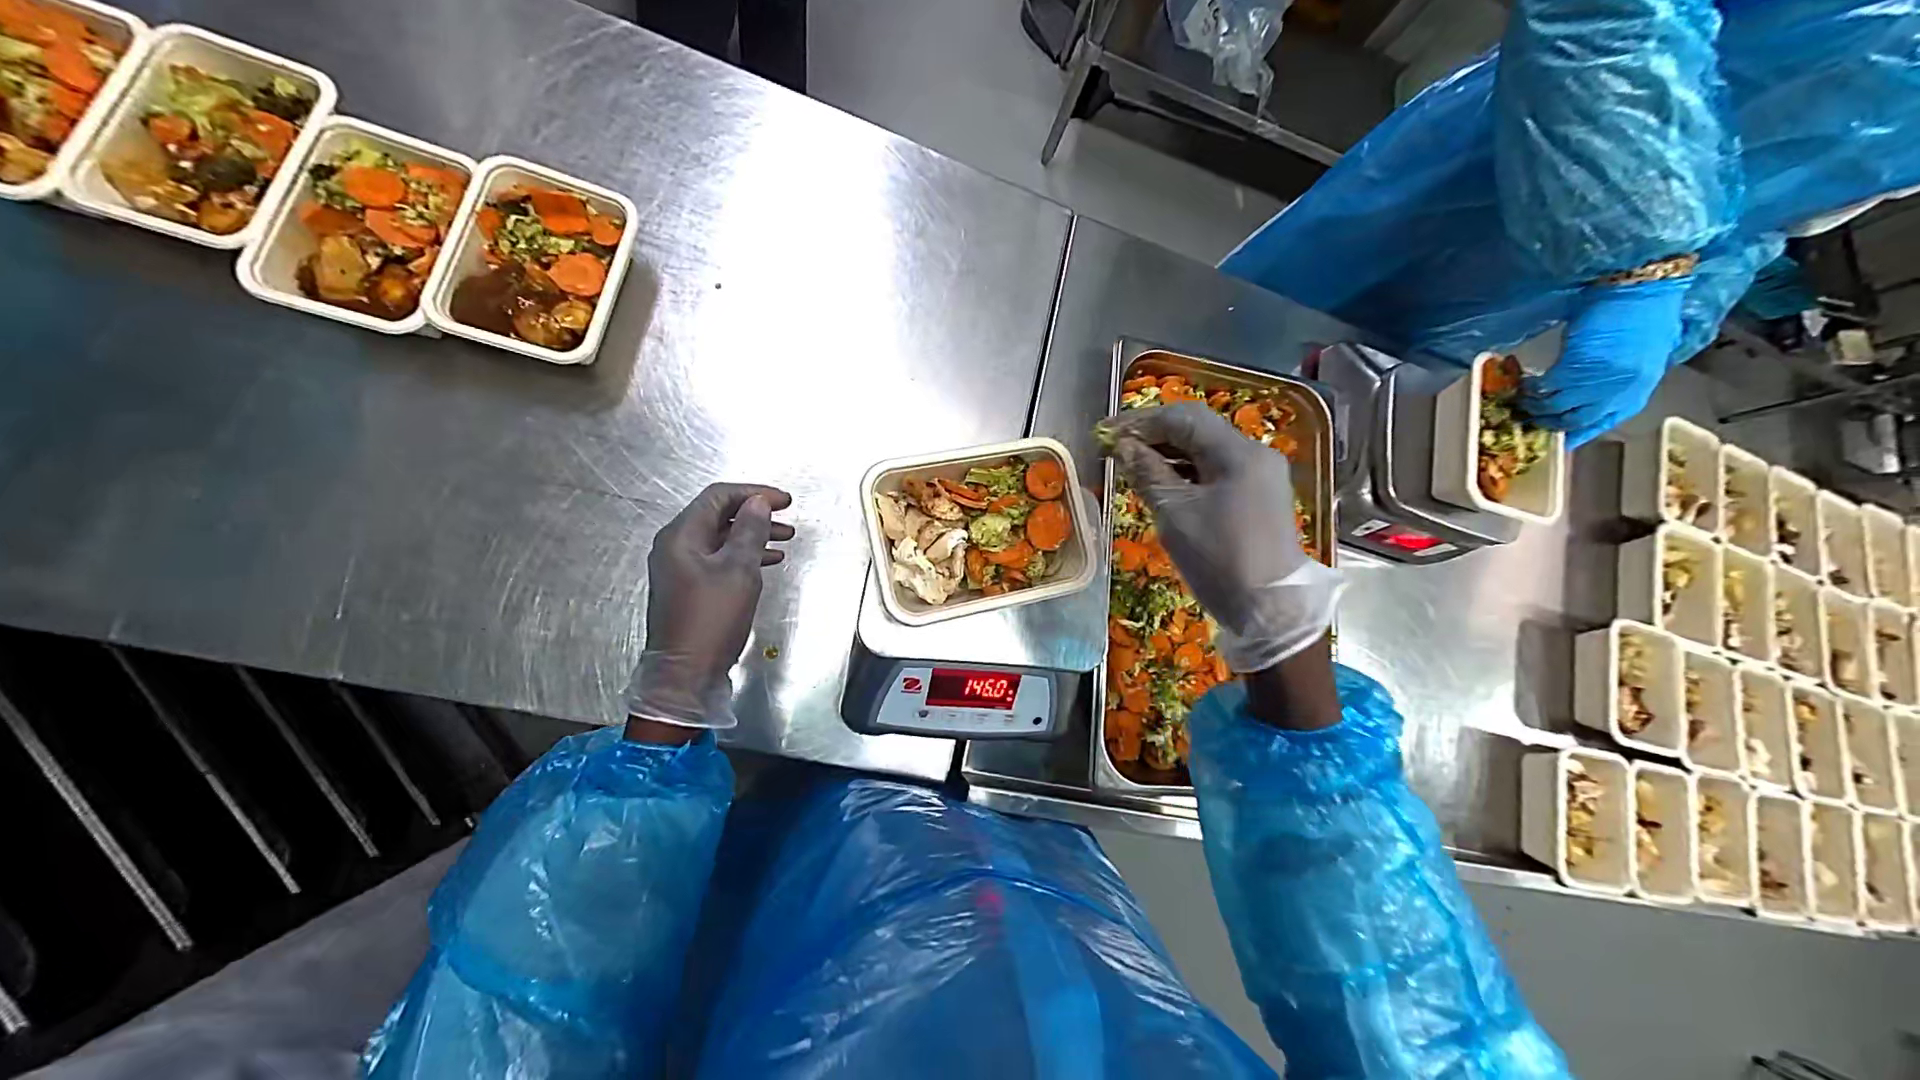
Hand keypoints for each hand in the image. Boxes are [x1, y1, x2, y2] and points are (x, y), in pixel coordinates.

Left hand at [623, 484, 793, 736]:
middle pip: (718, 515)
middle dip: (755, 513)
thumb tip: (757, 503)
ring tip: (785, 539)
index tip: (786, 501)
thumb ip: (750, 532)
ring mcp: (680, 568)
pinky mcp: (689, 587)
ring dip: (753, 535)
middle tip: (787, 517)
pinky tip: (768, 561)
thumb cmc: (712, 619)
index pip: (718, 497)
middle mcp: (676, 547)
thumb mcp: (739, 571)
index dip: (754, 493)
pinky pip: (719, 559)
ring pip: (721, 538)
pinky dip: (744, 555)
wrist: (685, 675)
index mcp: (681, 536)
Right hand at [1105, 402, 1341, 673]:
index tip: (1105, 433)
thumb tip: (1123, 446)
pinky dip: (1183, 473)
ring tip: (1129, 464)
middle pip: (1197, 431)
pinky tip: (1158, 481)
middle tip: (1113, 446)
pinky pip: (1213, 473)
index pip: (1184, 419)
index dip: (1140, 422)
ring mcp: (1258, 477)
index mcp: (1239, 454)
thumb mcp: (1175, 514)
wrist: (1270, 610)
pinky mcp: (1255, 498)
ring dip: (1166, 453)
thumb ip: (1147, 472)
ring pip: (1205, 452)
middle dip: (1152, 435)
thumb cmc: (1220, 559)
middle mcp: (1254, 456)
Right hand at [1524, 278, 1689, 448]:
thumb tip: (1594, 386)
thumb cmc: (1644, 311)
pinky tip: (1523, 384)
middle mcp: (1619, 391)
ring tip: (1520, 401)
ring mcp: (1598, 383)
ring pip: (1555, 409)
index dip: (1575, 434)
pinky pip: (1544, 390)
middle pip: (1575, 421)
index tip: (1555, 440)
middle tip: (1529, 419)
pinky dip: (1530, 390)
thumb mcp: (1639, 351)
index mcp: (1637, 388)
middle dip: (1549, 422)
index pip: (1601, 423)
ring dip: (1534, 407)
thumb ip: (1618, 375)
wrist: (1639, 286)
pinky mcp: (1575, 370)